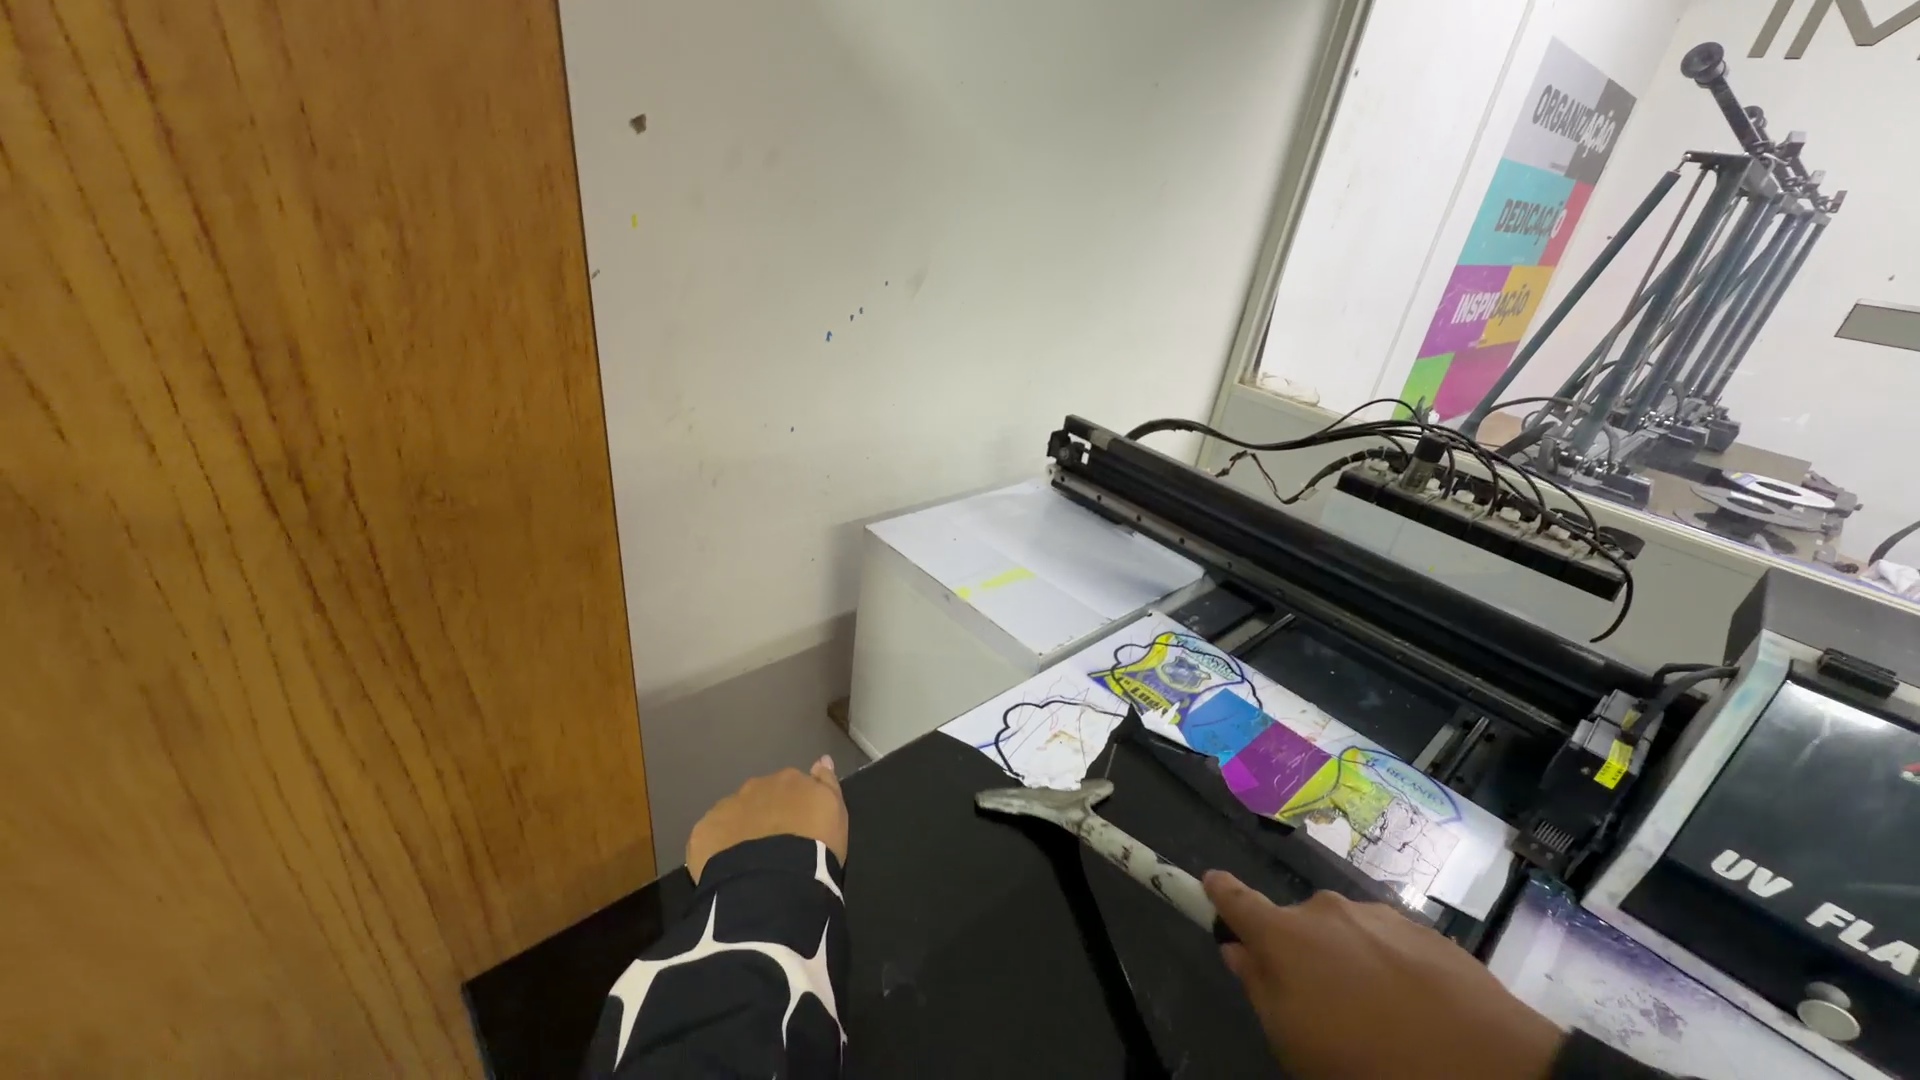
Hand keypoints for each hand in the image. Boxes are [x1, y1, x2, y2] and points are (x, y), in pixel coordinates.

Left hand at [686, 756, 848, 882]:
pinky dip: (717, 847)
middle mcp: (755, 786)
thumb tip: (822, 759)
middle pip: (760, 797)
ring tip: (750, 859)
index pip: (792, 785)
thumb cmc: (815, 845)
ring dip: (741, 828)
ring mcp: (725, 808)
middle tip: (774, 844)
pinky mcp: (702, 833)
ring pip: (734, 814)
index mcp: (789, 780)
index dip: (794, 805)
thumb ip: (827, 783)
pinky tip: (728, 868)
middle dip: (765, 813)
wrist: (775, 879)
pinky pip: (710, 836)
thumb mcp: (835, 813)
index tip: (798, 825)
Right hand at [1205, 873, 1563, 1079]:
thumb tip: (1241, 953)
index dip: (1215, 890)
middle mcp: (1325, 909)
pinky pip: (1386, 943)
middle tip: (1318, 1005)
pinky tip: (1413, 1012)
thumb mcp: (1293, 1042)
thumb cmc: (1369, 1062)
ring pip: (1343, 934)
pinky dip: (1387, 968)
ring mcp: (1377, 914)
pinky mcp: (1423, 929)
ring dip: (1345, 961)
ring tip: (1378, 1017)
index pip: (1233, 896)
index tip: (1207, 884)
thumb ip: (1258, 989)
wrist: (1489, 1068)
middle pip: (1294, 923)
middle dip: (1297, 952)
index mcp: (1284, 934)